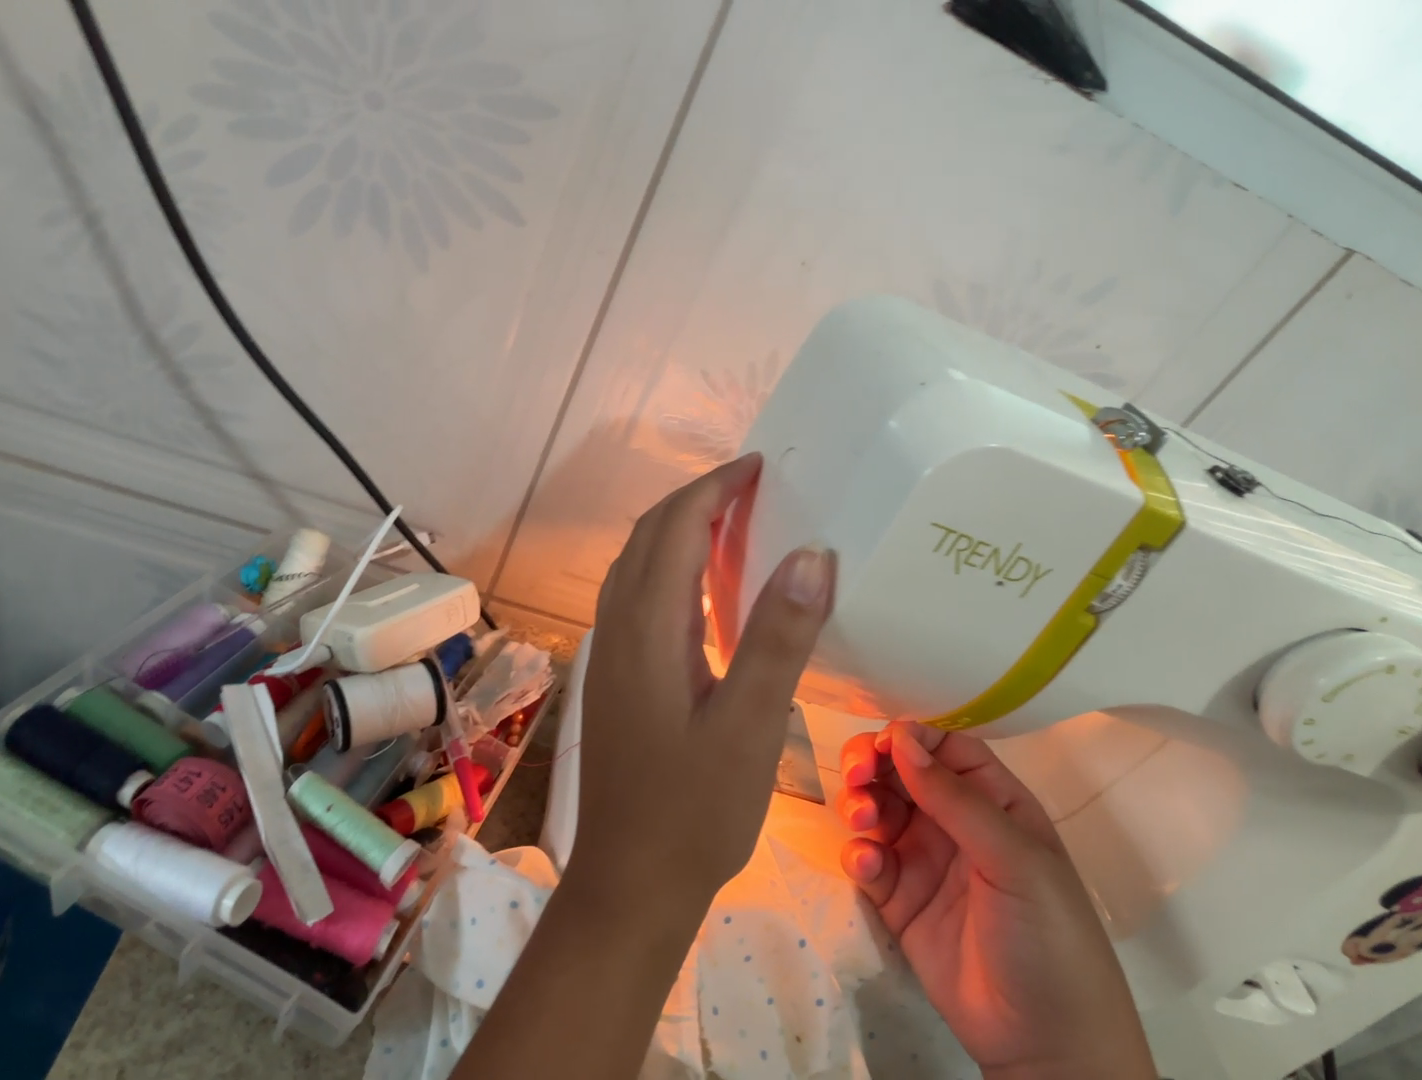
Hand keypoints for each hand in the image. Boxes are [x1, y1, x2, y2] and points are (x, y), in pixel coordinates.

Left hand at [455, 456, 834, 1079]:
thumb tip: (812, 553)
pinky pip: (638, 598)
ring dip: (679, 531)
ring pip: (637, 566)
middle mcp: (617, 629)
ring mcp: (610, 655)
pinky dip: (670, 569)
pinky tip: (704, 592)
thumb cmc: (694, 810)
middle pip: (648, 538)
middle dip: (697, 499)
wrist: (630, 881)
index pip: (674, 529)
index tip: (760, 466)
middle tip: (756, 487)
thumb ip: (778, 638)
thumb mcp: (750, 727)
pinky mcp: (616, 679)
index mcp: (647, 629)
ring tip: (735, 523)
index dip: (714, 488)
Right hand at [837, 722, 1154, 1079]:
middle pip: (901, 772)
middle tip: (857, 778)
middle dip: (872, 765)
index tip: (883, 747)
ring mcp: (924, 861)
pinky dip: (857, 854)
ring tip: (863, 823)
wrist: (1043, 1043)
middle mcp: (955, 824)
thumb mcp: (1014, 859)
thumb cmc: (1047, 937)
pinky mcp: (897, 900)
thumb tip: (900, 737)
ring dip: (860, 805)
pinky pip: (866, 860)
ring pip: (877, 809)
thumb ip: (955, 798)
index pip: (945, 749)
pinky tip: (866, 867)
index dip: (911, 739)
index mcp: (995, 804)